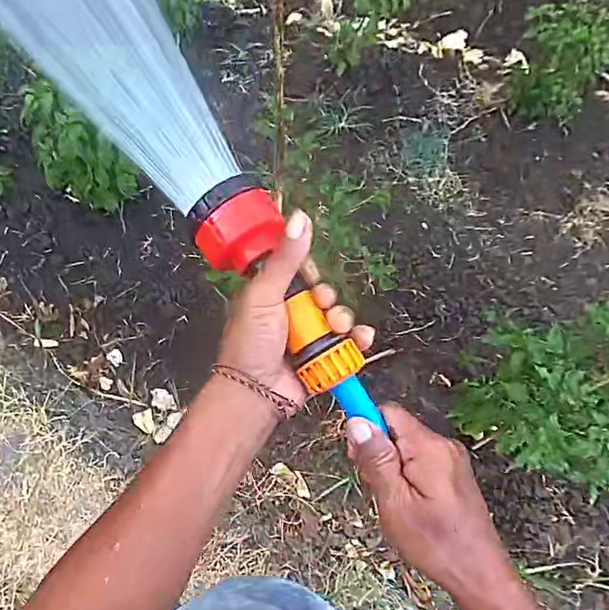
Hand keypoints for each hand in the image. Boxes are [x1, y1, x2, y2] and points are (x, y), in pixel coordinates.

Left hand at [215, 209, 375, 405]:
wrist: (255, 391)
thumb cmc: (249, 344)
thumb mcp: (264, 293)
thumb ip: (284, 258)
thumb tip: (298, 218)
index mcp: (271, 295)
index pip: (299, 274)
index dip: (310, 273)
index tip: (311, 276)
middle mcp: (290, 316)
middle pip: (324, 296)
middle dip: (329, 300)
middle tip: (321, 305)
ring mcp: (306, 339)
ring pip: (338, 319)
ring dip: (344, 320)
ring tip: (335, 327)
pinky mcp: (320, 360)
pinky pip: (347, 345)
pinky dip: (356, 342)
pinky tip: (359, 339)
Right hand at [345, 404, 516, 603]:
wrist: (479, 573)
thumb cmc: (434, 542)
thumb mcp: (395, 502)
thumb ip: (376, 459)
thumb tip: (356, 421)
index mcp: (428, 446)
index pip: (388, 412)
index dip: (365, 428)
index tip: (356, 458)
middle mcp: (443, 445)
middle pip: (396, 430)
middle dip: (377, 453)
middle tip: (377, 490)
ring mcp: (452, 460)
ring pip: (406, 448)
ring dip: (390, 469)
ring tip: (394, 504)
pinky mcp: (454, 475)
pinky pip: (420, 462)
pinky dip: (406, 478)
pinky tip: (408, 506)